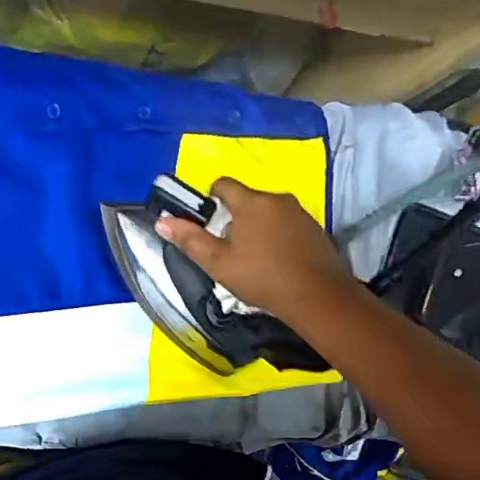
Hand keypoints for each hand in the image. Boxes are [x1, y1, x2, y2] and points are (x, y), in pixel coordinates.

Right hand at [153, 177, 356, 319]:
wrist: (316, 296)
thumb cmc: (261, 278)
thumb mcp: (218, 263)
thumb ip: (190, 240)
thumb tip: (163, 222)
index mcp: (250, 202)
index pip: (223, 184)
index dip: (210, 198)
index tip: (207, 222)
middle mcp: (277, 199)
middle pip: (247, 200)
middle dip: (235, 218)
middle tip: (228, 249)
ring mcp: (300, 212)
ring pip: (269, 213)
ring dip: (258, 228)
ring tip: (253, 259)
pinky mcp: (315, 229)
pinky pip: (288, 225)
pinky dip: (278, 237)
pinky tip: (276, 263)